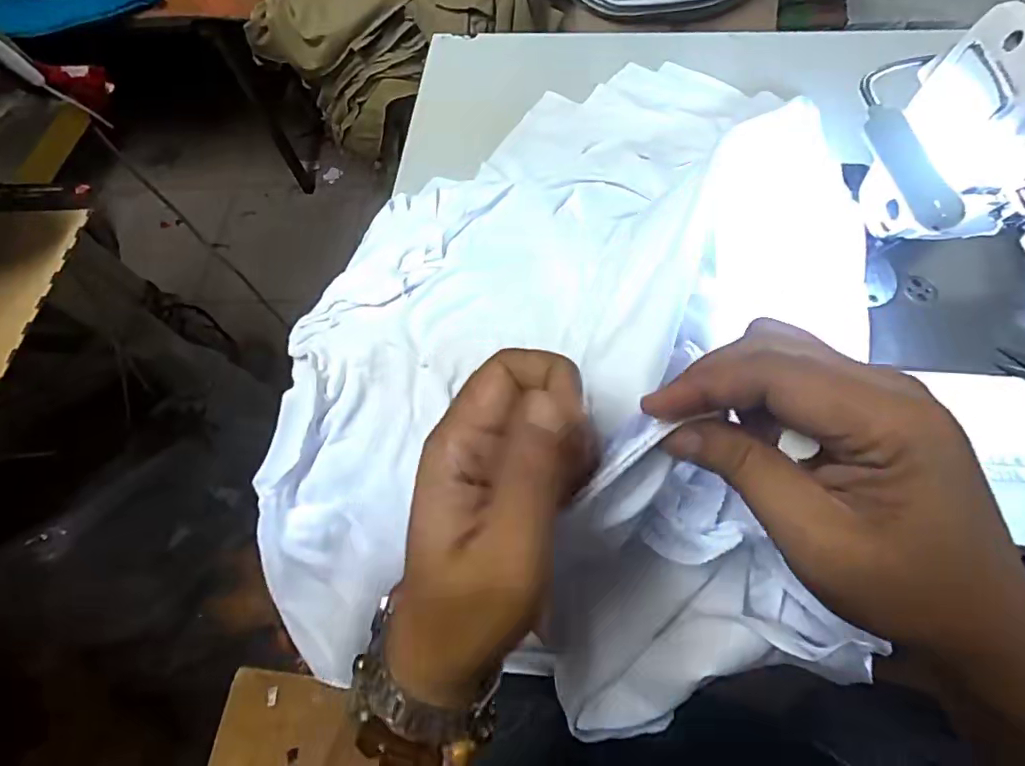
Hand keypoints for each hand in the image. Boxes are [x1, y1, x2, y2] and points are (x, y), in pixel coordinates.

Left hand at [386, 350, 596, 706]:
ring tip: (572, 489)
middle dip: (568, 415)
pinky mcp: (510, 475)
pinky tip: (569, 495)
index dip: (549, 382)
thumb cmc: (473, 607)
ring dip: (574, 440)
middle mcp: (472, 437)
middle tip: (575, 470)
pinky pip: (551, 440)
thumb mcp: (509, 544)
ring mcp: (491, 456)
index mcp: (458, 442)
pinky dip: (571, 458)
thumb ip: (532, 466)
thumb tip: (555, 396)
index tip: (573, 431)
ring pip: (548, 411)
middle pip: (532, 383)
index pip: (508, 367)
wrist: (450, 658)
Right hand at [642, 320, 1024, 663]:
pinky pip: (816, 380)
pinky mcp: (888, 408)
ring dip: (744, 381)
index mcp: (885, 412)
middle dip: (720, 373)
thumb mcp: (815, 540)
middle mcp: (891, 383)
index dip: (707, 380)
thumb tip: (681, 429)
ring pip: (796, 354)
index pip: (775, 368)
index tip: (653, 407)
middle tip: (674, 415)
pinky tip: (757, 432)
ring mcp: (893, 392)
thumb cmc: (906, 594)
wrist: (987, 628)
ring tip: (710, 424)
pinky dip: (773, 397)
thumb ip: (747, 469)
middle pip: (783, 347)